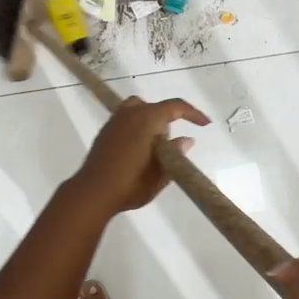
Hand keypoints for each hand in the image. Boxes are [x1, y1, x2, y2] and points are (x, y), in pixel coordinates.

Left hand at [64, 97, 209, 216]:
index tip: (205, 124)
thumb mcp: (160, 174)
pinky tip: (136, 152)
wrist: (93, 192)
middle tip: (169, 148)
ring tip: (153, 149)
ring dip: (150, 124)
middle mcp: (130, 113)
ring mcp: (115, 121)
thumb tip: (186, 140)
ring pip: (138, 111)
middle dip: (166, 122)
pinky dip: (136, 128)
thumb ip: (175, 153)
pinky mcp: (105, 131)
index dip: (193, 113)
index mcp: (147, 118)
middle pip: (155, 108)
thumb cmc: (130, 183)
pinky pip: (126, 120)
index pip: (175, 107)